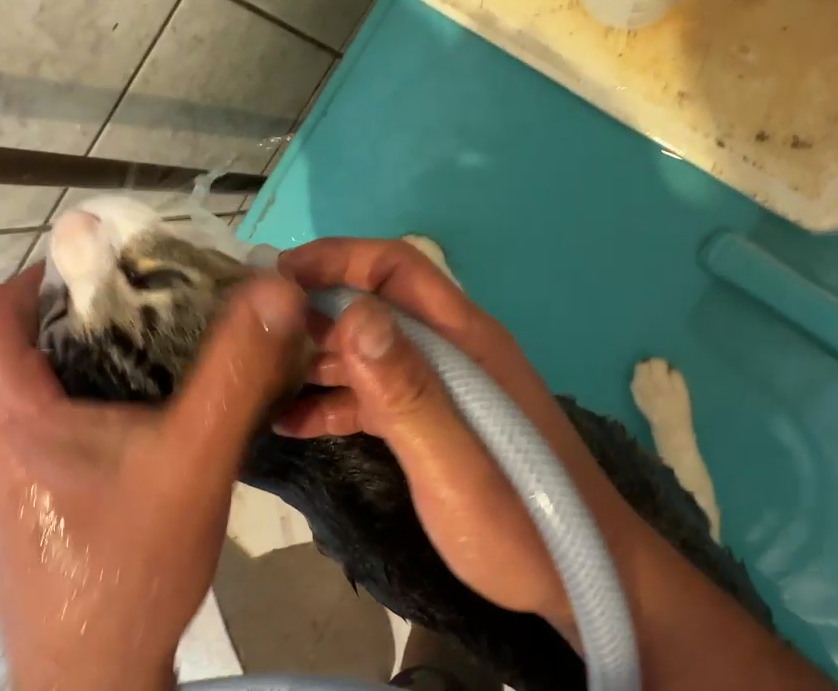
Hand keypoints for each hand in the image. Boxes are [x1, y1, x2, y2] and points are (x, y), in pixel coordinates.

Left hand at [0, 157, 307, 690]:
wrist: (91, 678)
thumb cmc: (127, 571)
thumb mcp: (193, 463)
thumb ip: (237, 372)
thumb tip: (277, 287)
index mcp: (1, 405)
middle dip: (44, 265)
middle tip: (119, 243)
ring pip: (14, 350)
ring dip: (65, 307)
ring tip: (140, 290)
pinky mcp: (18, 469)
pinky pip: (32, 382)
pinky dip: (72, 347)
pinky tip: (135, 358)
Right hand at [270, 238, 656, 637]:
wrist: (586, 581)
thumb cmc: (523, 523)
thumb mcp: (456, 462)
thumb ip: (408, 390)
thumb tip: (354, 313)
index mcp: (464, 339)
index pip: (397, 266)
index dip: (338, 257)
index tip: (277, 275)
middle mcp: (451, 349)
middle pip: (375, 304)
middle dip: (315, 307)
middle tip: (252, 331)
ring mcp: (442, 385)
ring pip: (369, 349)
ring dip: (317, 356)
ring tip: (257, 375)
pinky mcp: (434, 420)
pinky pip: (375, 394)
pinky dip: (334, 400)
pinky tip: (289, 422)